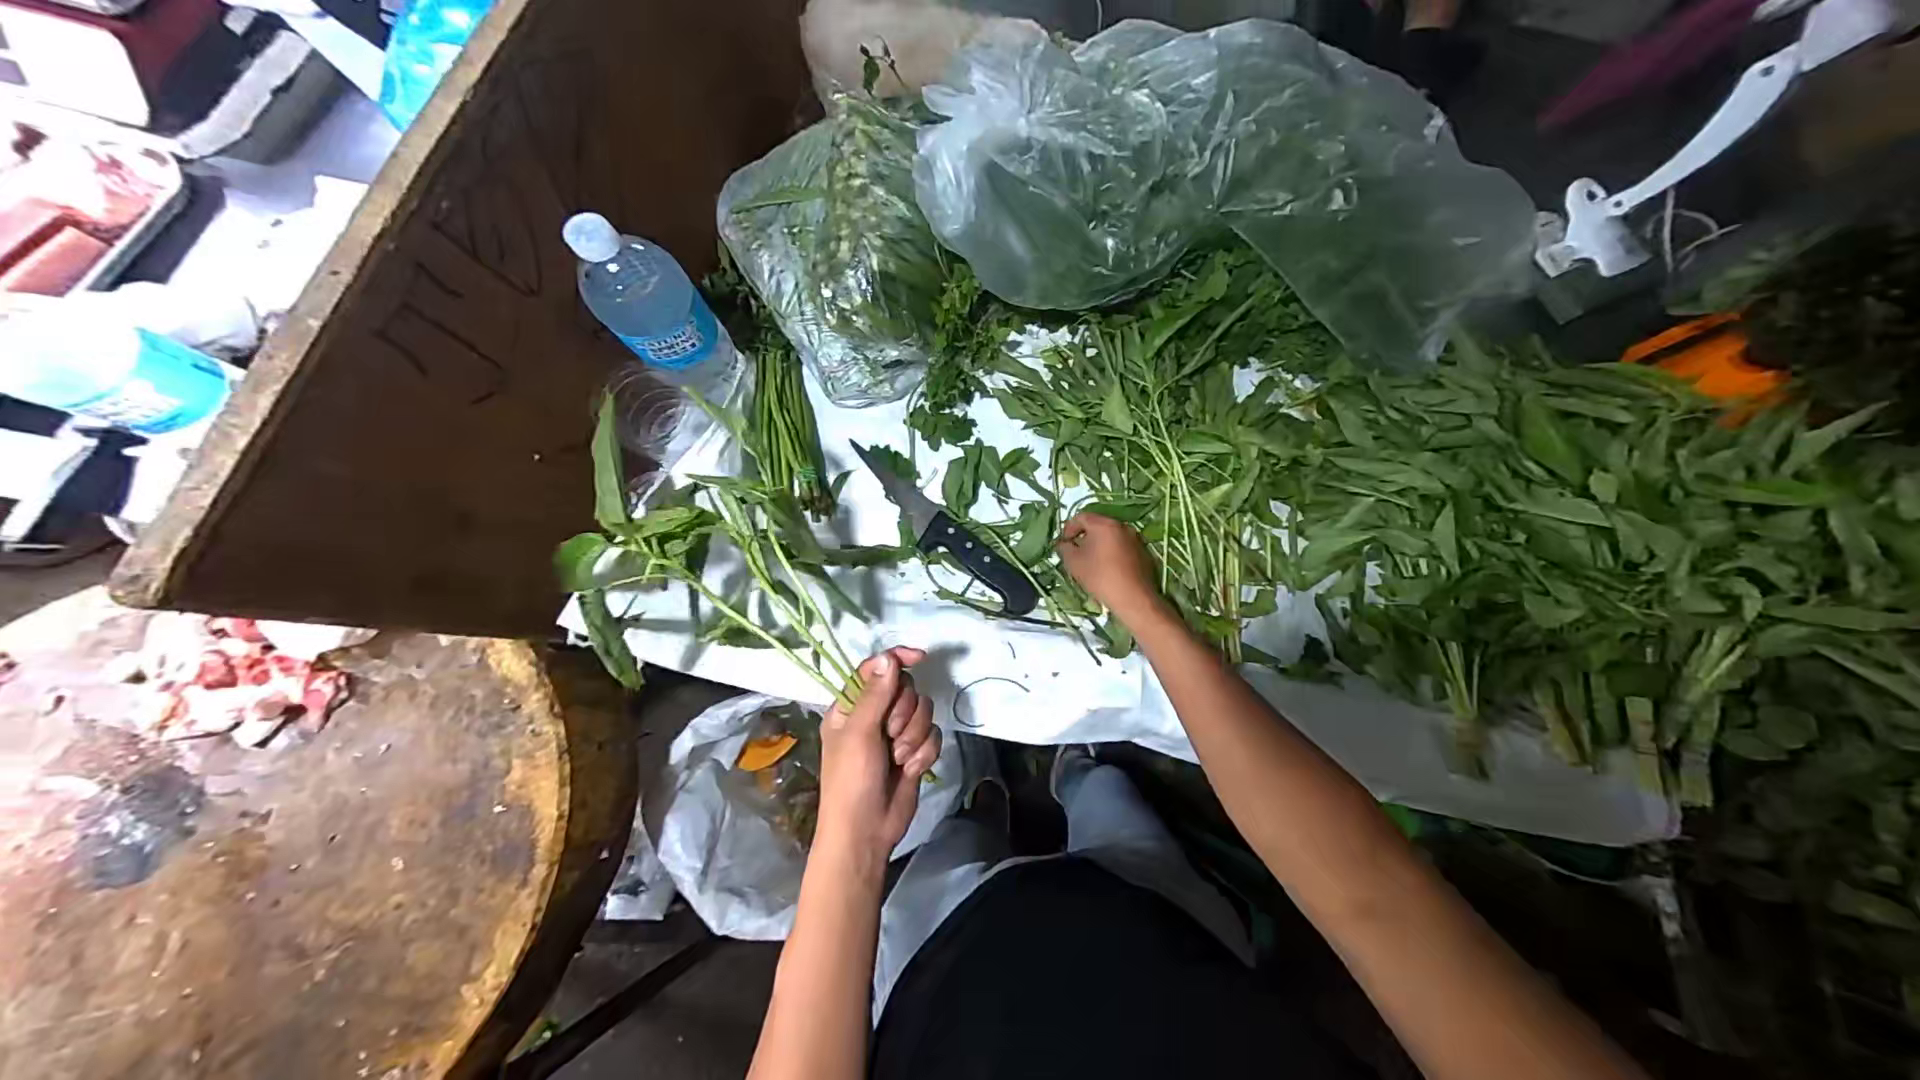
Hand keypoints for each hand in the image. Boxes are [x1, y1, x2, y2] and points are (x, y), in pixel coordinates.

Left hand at [816, 648, 941, 860]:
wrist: (867, 831)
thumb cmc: (851, 780)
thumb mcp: (858, 733)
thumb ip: (876, 694)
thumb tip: (889, 657)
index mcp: (851, 707)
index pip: (876, 669)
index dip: (896, 660)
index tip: (919, 658)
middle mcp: (874, 715)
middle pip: (906, 689)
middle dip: (904, 712)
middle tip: (890, 735)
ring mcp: (895, 734)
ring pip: (923, 711)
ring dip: (914, 735)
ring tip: (900, 758)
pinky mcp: (915, 752)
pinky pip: (933, 735)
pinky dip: (925, 752)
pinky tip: (912, 769)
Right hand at [1057, 512, 1164, 619]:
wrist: (1133, 597)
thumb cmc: (1100, 576)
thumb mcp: (1073, 563)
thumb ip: (1064, 548)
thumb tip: (1064, 544)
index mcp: (1103, 524)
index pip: (1081, 517)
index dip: (1069, 529)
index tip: (1065, 544)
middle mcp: (1122, 526)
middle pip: (1098, 525)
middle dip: (1085, 537)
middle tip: (1077, 553)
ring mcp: (1136, 539)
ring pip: (1112, 537)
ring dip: (1100, 545)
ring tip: (1093, 562)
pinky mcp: (1144, 552)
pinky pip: (1123, 547)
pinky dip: (1114, 553)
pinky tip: (1110, 569)